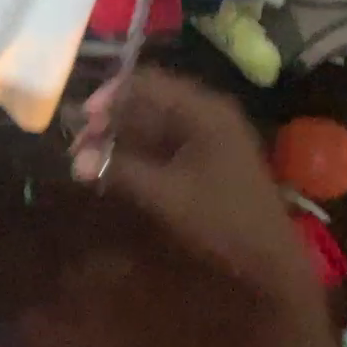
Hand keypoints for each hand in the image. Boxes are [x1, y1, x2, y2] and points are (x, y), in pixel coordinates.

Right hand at [74, 70, 312, 299]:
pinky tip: (116, 166)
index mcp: (203, 110)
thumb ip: (119, 170)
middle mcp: (207, 113)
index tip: (82, 119)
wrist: (272, 264)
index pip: (146, 82)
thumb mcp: (165, 194)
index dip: (109, 96)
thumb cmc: (222, 221)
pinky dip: (137, 149)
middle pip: (148, 100)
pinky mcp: (208, 157)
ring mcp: (210, 135)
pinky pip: (164, 140)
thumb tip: (74, 162)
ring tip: (92, 155)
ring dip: (121, 135)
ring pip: (154, 121)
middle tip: (81, 142)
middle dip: (111, 118)